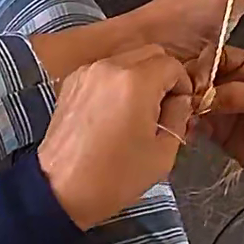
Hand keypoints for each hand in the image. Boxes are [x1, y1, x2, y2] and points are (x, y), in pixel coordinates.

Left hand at [37, 46, 193, 229]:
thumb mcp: (162, 153)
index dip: (183, 86)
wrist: (60, 190)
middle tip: (162, 108)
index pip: (173, 65)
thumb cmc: (115, 176)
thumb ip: (179, 117)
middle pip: (151, 53)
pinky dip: (117, 81)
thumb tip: (180, 101)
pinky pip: (106, 69)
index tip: (180, 109)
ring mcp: (88, 71)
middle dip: (163, 76)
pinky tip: (114, 110)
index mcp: (136, 82)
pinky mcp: (72, 81)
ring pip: (128, 58)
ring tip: (137, 110)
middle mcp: (111, 66)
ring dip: (140, 76)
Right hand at [196, 47, 243, 184]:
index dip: (206, 65)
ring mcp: (225, 107)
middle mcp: (236, 83)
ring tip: (184, 117)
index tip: (197, 82)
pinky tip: (189, 131)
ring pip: (196, 98)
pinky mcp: (218, 130)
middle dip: (192, 86)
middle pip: (203, 75)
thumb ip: (241, 95)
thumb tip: (205, 95)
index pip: (221, 55)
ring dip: (187, 106)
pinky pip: (196, 122)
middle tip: (186, 101)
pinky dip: (189, 125)